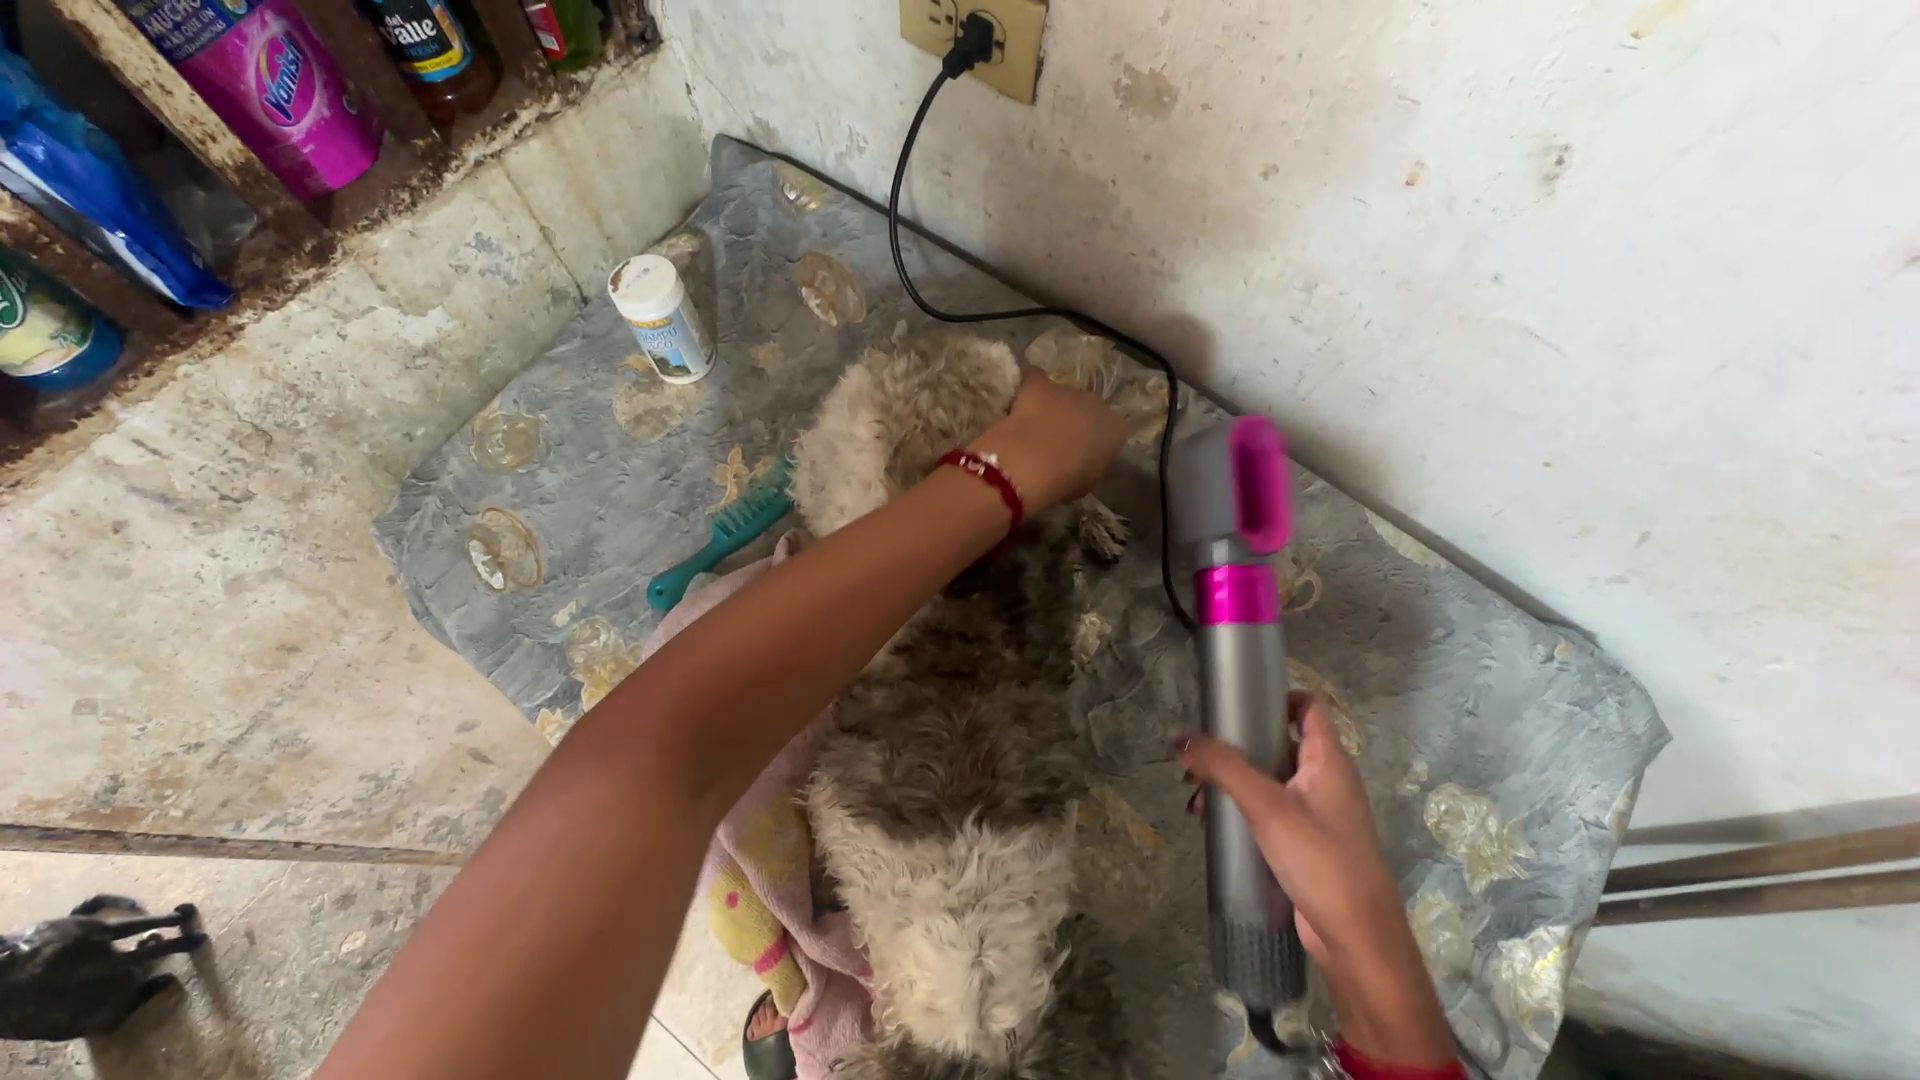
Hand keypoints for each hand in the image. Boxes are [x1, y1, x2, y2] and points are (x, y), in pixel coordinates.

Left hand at [969, 368, 1125, 512]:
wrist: (1032, 462)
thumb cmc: (1065, 481)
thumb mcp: (1086, 484)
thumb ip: (1089, 467)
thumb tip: (1080, 464)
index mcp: (1115, 429)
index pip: (1110, 432)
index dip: (1093, 442)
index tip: (1080, 455)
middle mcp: (1097, 403)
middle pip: (1087, 409)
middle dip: (1074, 420)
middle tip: (1055, 441)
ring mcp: (1068, 390)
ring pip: (1062, 395)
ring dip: (1051, 406)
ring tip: (1032, 426)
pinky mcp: (1040, 384)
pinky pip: (1037, 379)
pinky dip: (1030, 387)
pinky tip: (1019, 401)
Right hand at [1178, 694, 1457, 1067]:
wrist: (1356, 936)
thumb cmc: (1319, 858)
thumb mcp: (1266, 805)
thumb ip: (1223, 767)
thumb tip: (1179, 738)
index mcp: (1329, 760)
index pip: (1307, 707)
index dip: (1275, 698)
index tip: (1235, 704)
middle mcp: (1327, 781)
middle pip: (1279, 744)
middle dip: (1236, 748)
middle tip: (1197, 760)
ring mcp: (1318, 814)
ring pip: (1269, 781)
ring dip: (1232, 783)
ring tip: (1195, 800)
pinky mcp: (1307, 845)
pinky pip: (1270, 813)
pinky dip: (1242, 810)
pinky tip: (1213, 824)